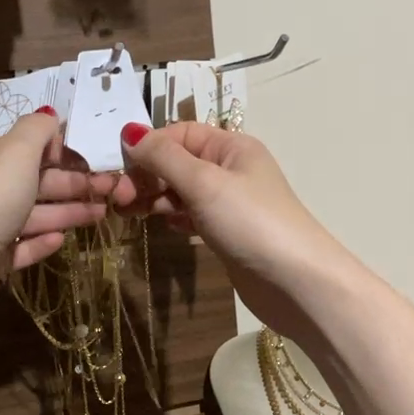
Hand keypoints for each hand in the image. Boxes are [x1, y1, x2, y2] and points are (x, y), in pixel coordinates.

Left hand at [0, 111, 111, 369]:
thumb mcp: (16, 150)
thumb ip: (39, 130)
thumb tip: (50, 118)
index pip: (25, 148)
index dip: (60, 152)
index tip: (94, 159)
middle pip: (32, 182)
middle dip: (73, 185)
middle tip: (113, 189)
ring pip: (31, 215)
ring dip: (66, 213)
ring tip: (103, 214)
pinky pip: (19, 248)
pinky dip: (41, 241)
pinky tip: (64, 240)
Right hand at [109, 123, 360, 344]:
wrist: (296, 283)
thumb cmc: (250, 222)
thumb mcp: (204, 182)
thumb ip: (163, 157)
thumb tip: (129, 131)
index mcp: (231, 146)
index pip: (179, 133)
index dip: (148, 146)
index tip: (117, 168)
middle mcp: (231, 169)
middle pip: (177, 161)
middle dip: (146, 174)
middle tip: (119, 199)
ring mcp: (229, 203)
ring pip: (180, 190)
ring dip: (154, 196)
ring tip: (128, 213)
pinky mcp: (225, 233)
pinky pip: (190, 215)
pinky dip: (172, 216)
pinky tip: (161, 224)